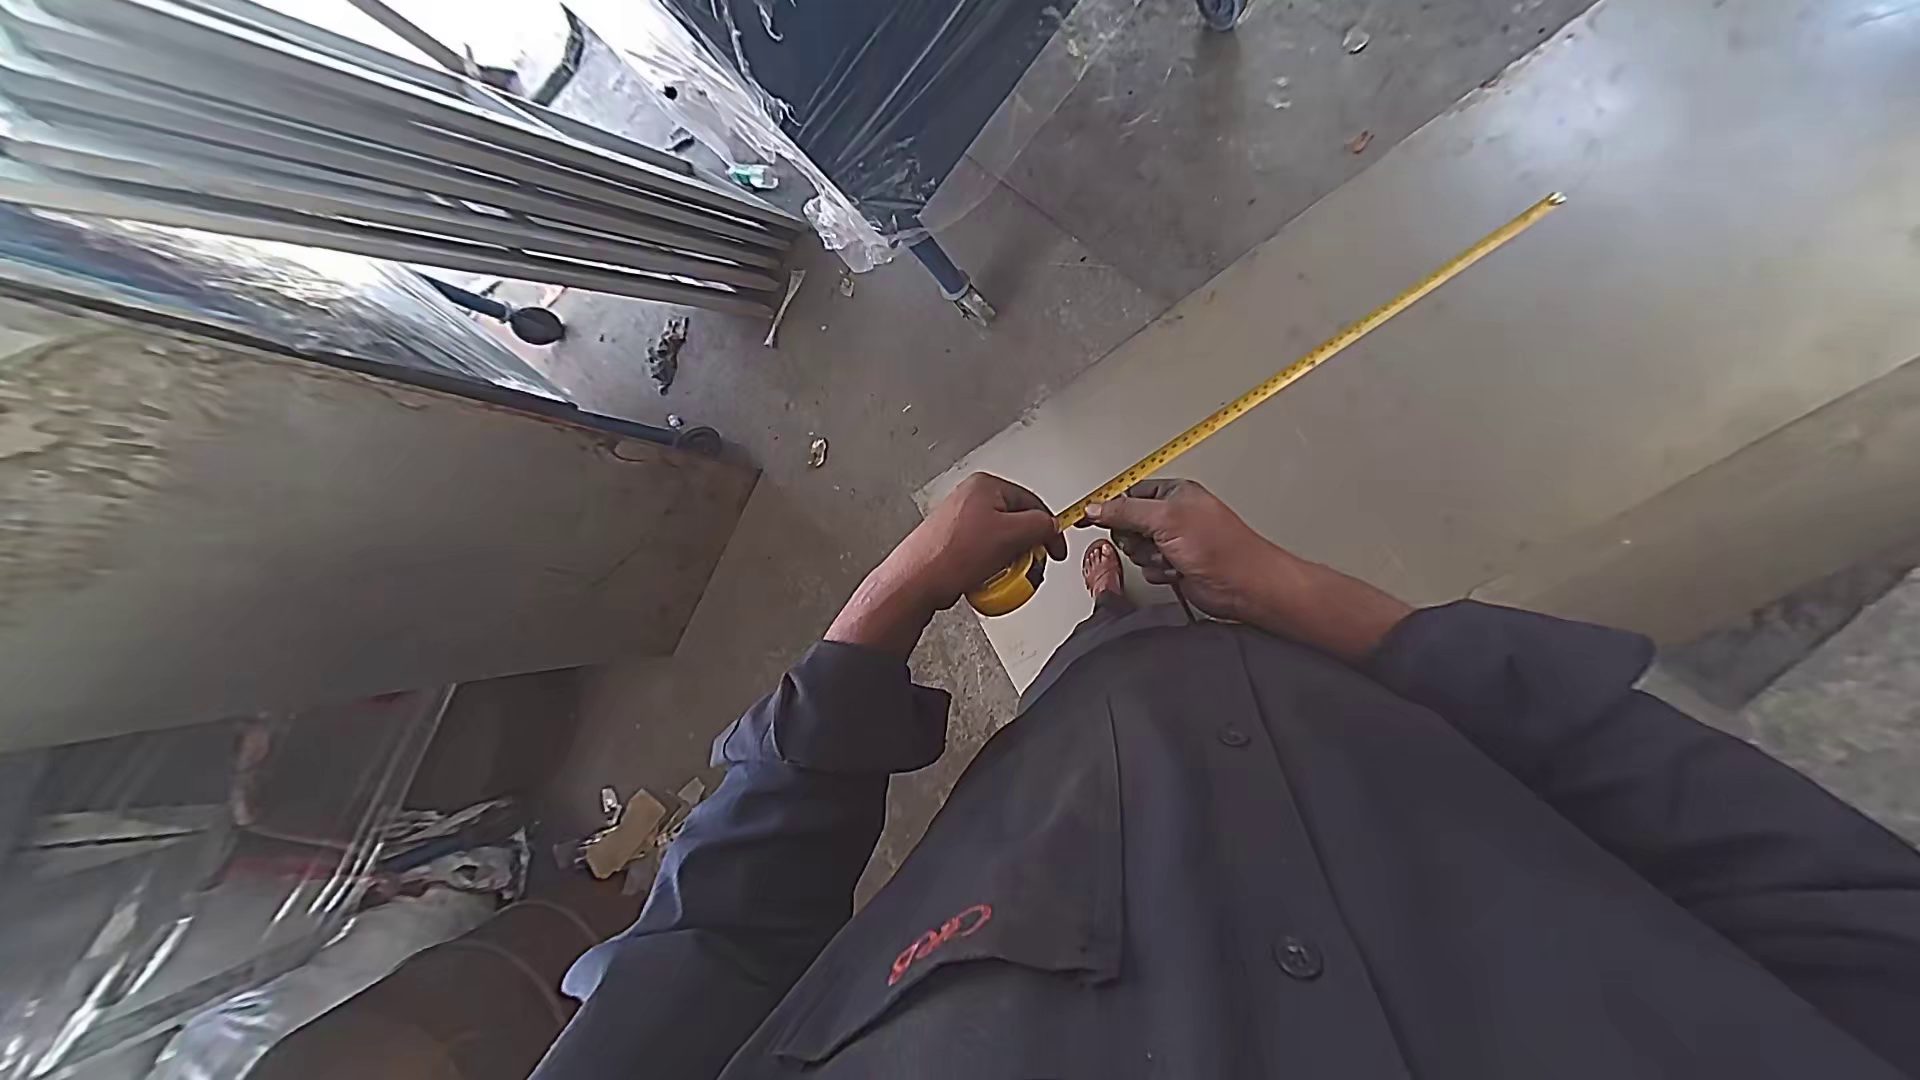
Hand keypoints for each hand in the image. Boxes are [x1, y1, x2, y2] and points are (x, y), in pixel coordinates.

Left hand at [827, 474, 1066, 655]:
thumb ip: (1040, 526)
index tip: (1055, 550)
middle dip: (1025, 548)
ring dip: (1008, 561)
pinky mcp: (953, 543)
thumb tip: (1051, 527)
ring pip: (1001, 541)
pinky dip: (991, 567)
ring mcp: (960, 521)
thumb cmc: (950, 555)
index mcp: (985, 486)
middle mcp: (970, 498)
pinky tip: (984, 578)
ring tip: (1000, 574)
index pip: (1032, 503)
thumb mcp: (1010, 535)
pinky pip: (984, 553)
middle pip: (1017, 522)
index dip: (1049, 529)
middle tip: (1027, 565)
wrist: (916, 582)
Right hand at [1082, 478, 1410, 660]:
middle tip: (1152, 539)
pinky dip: (1158, 571)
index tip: (1092, 516)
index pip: (1127, 493)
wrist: (1243, 587)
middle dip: (1135, 537)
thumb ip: (1124, 511)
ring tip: (1172, 555)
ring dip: (1149, 557)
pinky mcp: (1173, 565)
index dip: (1110, 505)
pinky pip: (1146, 567)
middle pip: (1126, 523)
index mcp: (1174, 493)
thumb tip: (1095, 507)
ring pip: (1135, 549)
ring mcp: (1173, 541)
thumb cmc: (1223, 548)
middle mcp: (1173, 515)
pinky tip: (1178, 569)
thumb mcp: (1165, 518)